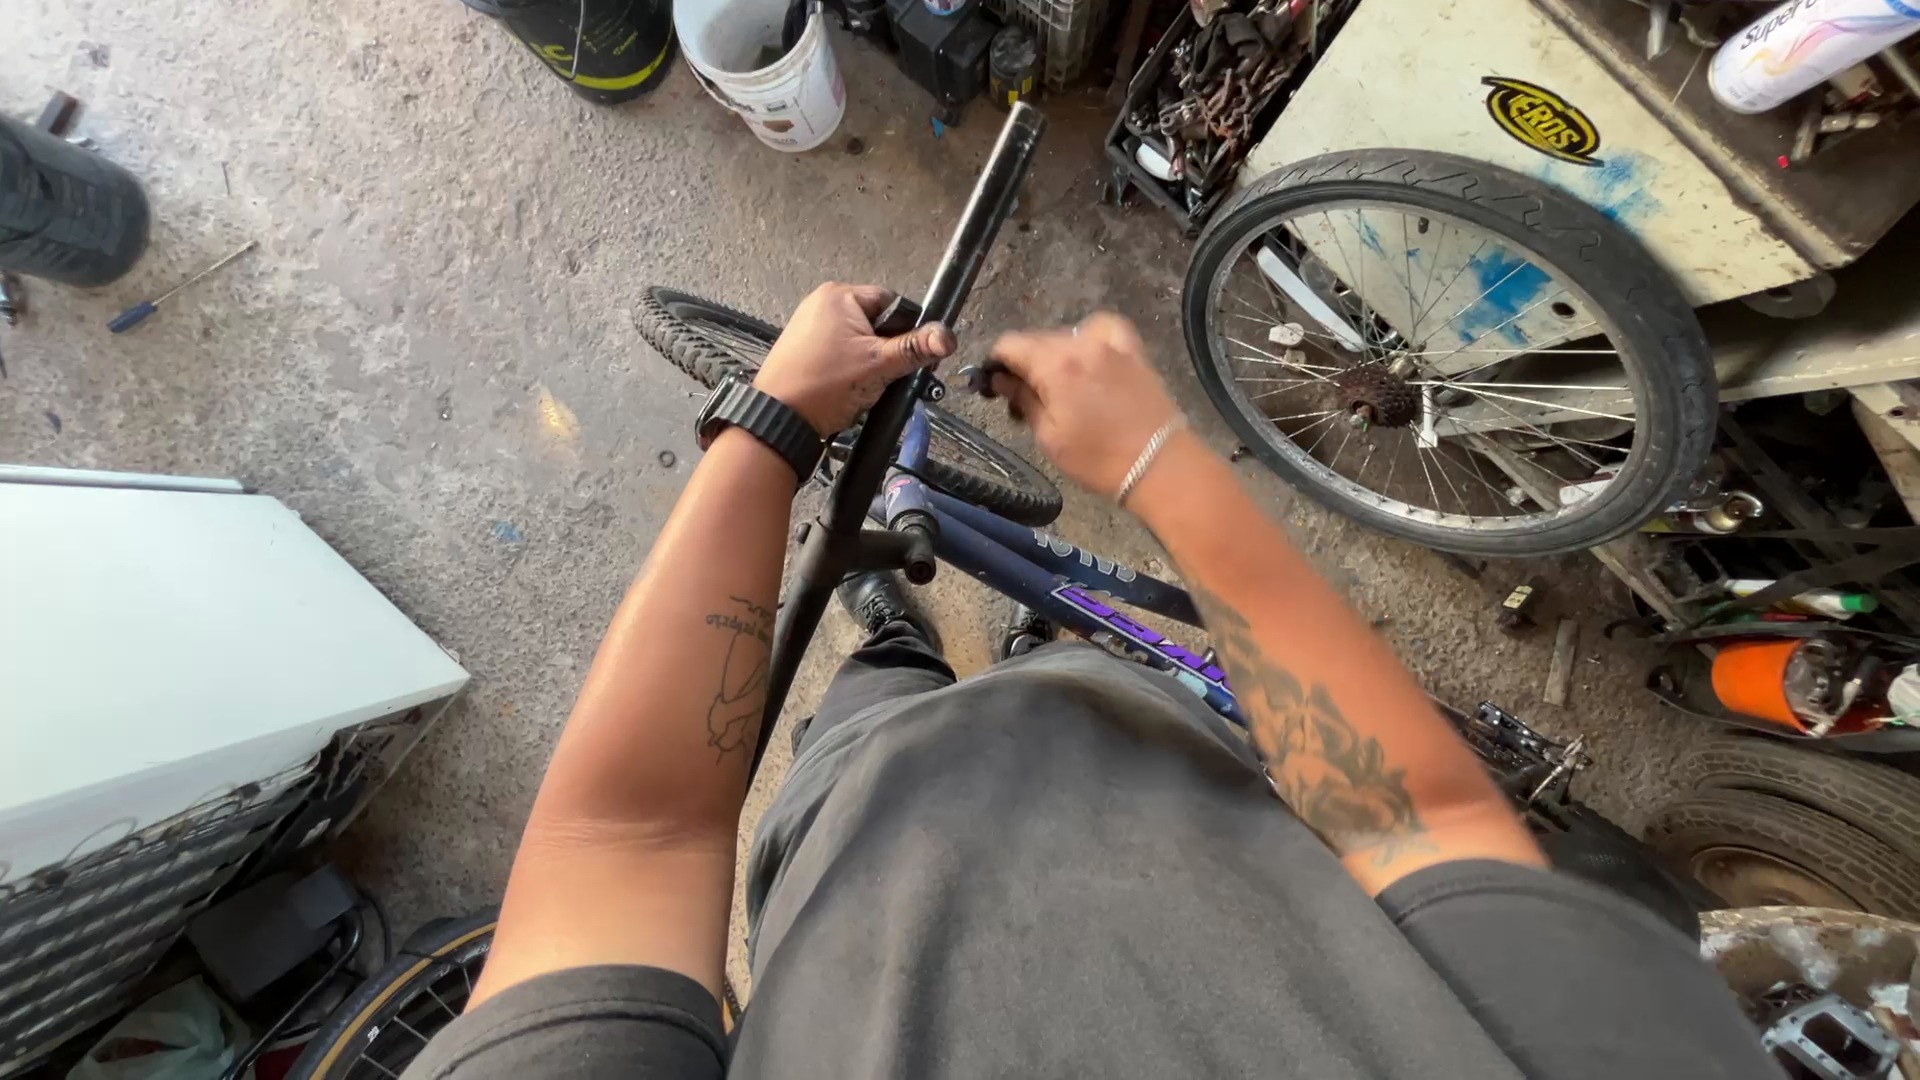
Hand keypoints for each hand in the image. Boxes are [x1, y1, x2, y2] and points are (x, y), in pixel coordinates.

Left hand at [753, 283, 955, 434]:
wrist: (780, 418)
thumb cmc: (824, 386)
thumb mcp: (878, 366)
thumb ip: (914, 349)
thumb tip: (948, 337)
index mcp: (840, 295)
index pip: (893, 304)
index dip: (907, 331)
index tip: (910, 357)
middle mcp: (823, 304)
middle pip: (877, 323)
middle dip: (887, 351)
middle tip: (887, 377)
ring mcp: (811, 327)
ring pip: (861, 342)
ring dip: (871, 364)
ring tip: (866, 386)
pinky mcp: (805, 350)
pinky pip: (842, 354)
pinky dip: (852, 370)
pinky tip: (850, 388)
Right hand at [986, 313, 1182, 497]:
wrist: (1158, 465)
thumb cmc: (1098, 459)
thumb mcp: (1049, 436)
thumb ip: (1023, 399)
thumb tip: (1001, 379)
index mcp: (1056, 365)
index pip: (1010, 344)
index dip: (995, 362)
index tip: (993, 384)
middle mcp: (1082, 343)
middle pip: (1037, 339)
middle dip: (1023, 363)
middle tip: (1022, 398)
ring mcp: (1111, 343)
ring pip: (1066, 335)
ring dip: (1052, 355)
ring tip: (1055, 385)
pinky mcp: (1133, 350)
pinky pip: (1103, 329)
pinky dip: (1088, 338)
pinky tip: (1087, 357)